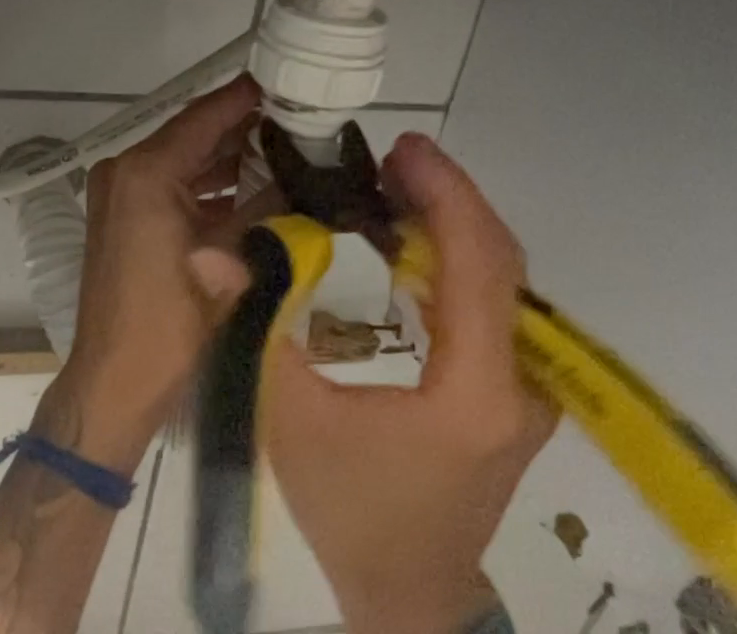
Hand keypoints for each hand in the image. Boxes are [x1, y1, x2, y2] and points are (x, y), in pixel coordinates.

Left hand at [39, 75, 262, 473]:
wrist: (115, 383)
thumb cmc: (171, 327)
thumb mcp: (230, 262)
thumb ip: (265, 207)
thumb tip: (300, 174)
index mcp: (145, 173)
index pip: (203, 118)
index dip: (246, 99)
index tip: (286, 82)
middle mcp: (125, 173)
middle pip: (192, 138)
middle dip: (244, 132)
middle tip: (301, 123)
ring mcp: (119, 196)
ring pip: (183, 164)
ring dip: (228, 161)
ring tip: (287, 153)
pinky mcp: (123, 220)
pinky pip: (170, 190)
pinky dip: (207, 189)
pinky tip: (252, 190)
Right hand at [259, 133, 557, 633]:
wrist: (403, 594)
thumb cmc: (348, 511)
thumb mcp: (289, 419)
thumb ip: (254, 329)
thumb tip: (210, 253)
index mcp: (475, 390)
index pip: (478, 266)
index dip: (447, 196)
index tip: (406, 148)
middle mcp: (521, 385)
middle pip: (500, 264)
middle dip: (449, 200)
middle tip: (392, 158)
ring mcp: (526, 393)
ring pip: (502, 284)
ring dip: (452, 227)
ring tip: (393, 188)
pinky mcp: (510, 398)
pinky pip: (492, 309)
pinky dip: (453, 264)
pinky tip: (408, 248)